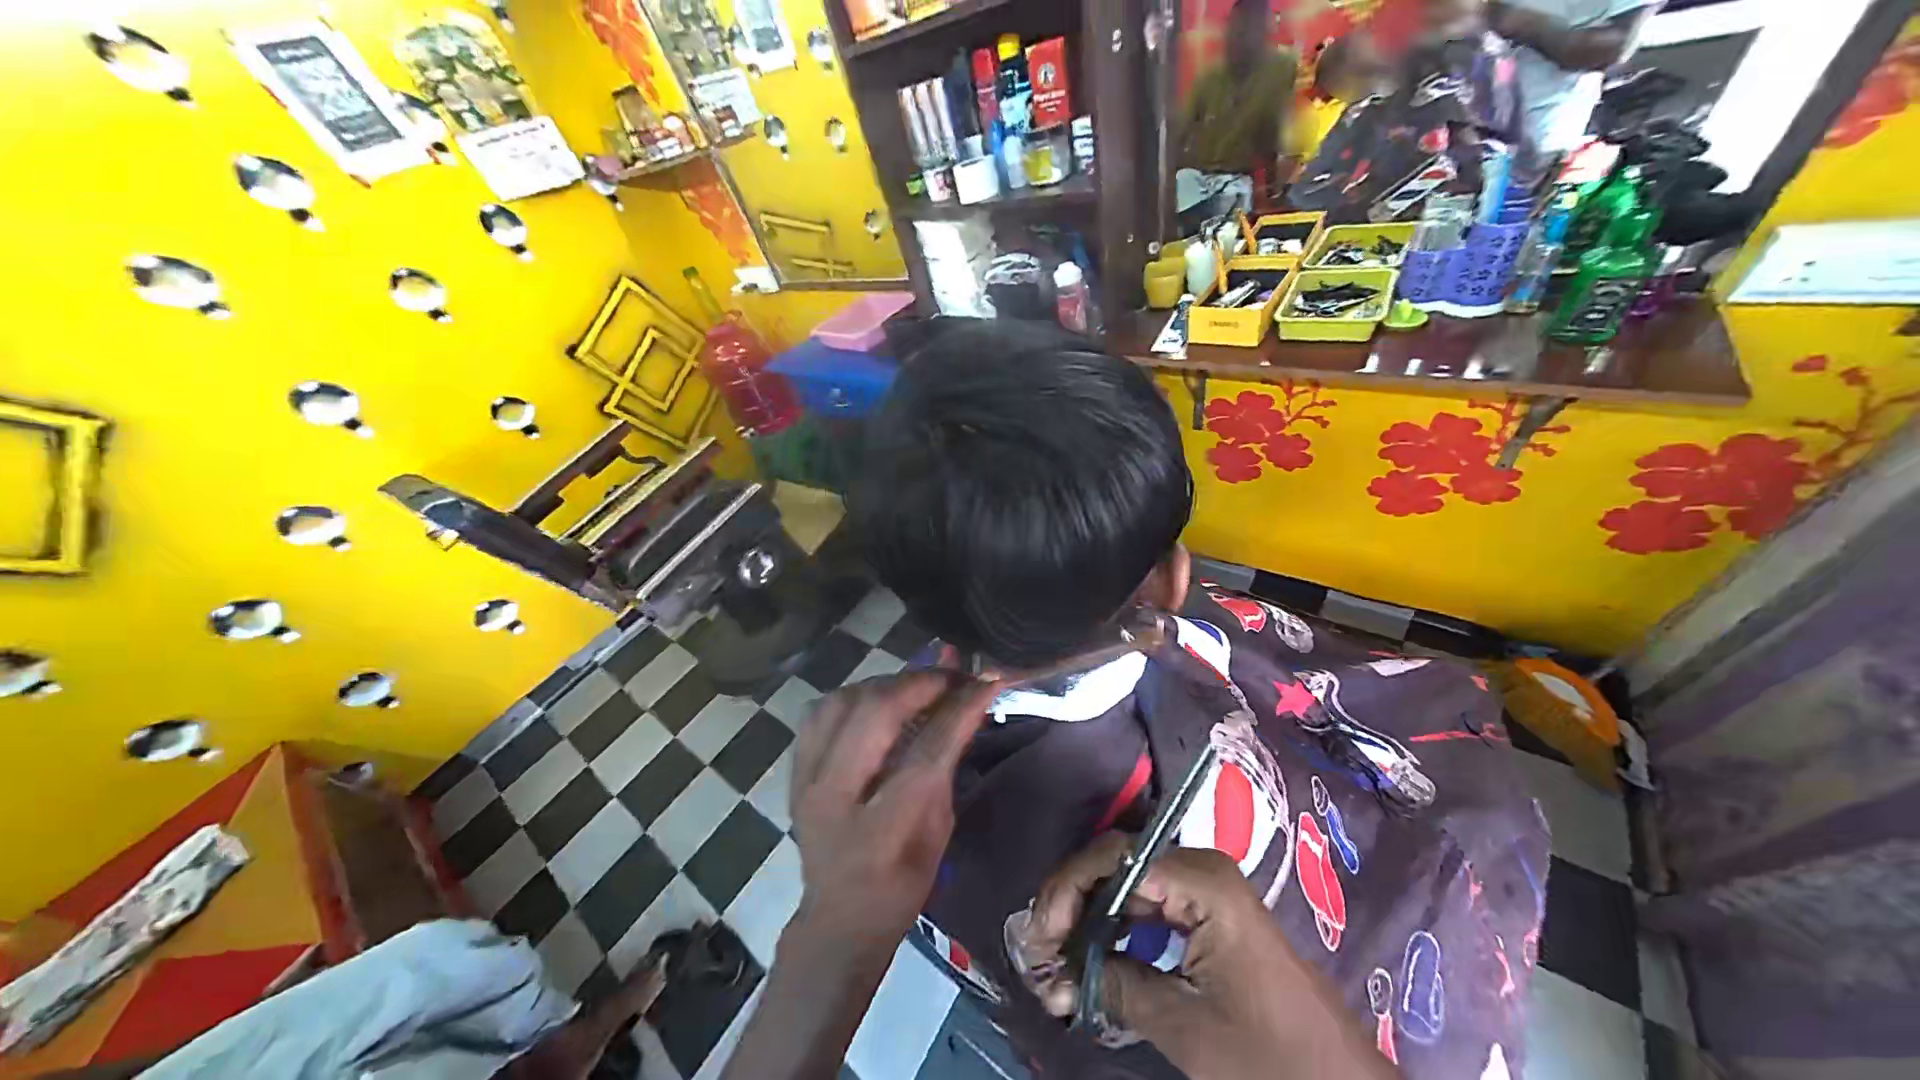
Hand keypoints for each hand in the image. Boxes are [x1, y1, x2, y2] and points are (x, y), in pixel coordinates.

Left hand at [726, 672, 998, 1079]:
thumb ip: (946, 766)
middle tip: (952, 675)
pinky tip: (879, 696)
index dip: (960, 709)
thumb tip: (964, 704)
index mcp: (881, 829)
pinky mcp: (794, 771)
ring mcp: (806, 781)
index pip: (926, 751)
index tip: (987, 680)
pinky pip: (821, 711)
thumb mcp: (938, 833)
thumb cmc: (902, 884)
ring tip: (917, 683)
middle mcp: (834, 797)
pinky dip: (855, 694)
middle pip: (875, 713)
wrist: (838, 917)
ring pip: (843, 701)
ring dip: (887, 683)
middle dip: (920, 683)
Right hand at [1013, 834, 1396, 1079]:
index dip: (1070, 890)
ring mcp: (1203, 890)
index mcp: (1202, 880)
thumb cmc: (1270, 1060)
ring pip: (1125, 887)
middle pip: (1115, 867)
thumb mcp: (1184, 1026)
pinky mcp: (1205, 914)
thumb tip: (1052, 973)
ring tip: (1056, 963)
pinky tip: (1090, 962)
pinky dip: (1114, 933)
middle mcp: (1199, 869)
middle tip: (1040, 952)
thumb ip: (1114, 985)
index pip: (1114, 859)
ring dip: (1088, 921)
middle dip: (1072, 906)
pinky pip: (1145, 908)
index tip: (1043, 937)